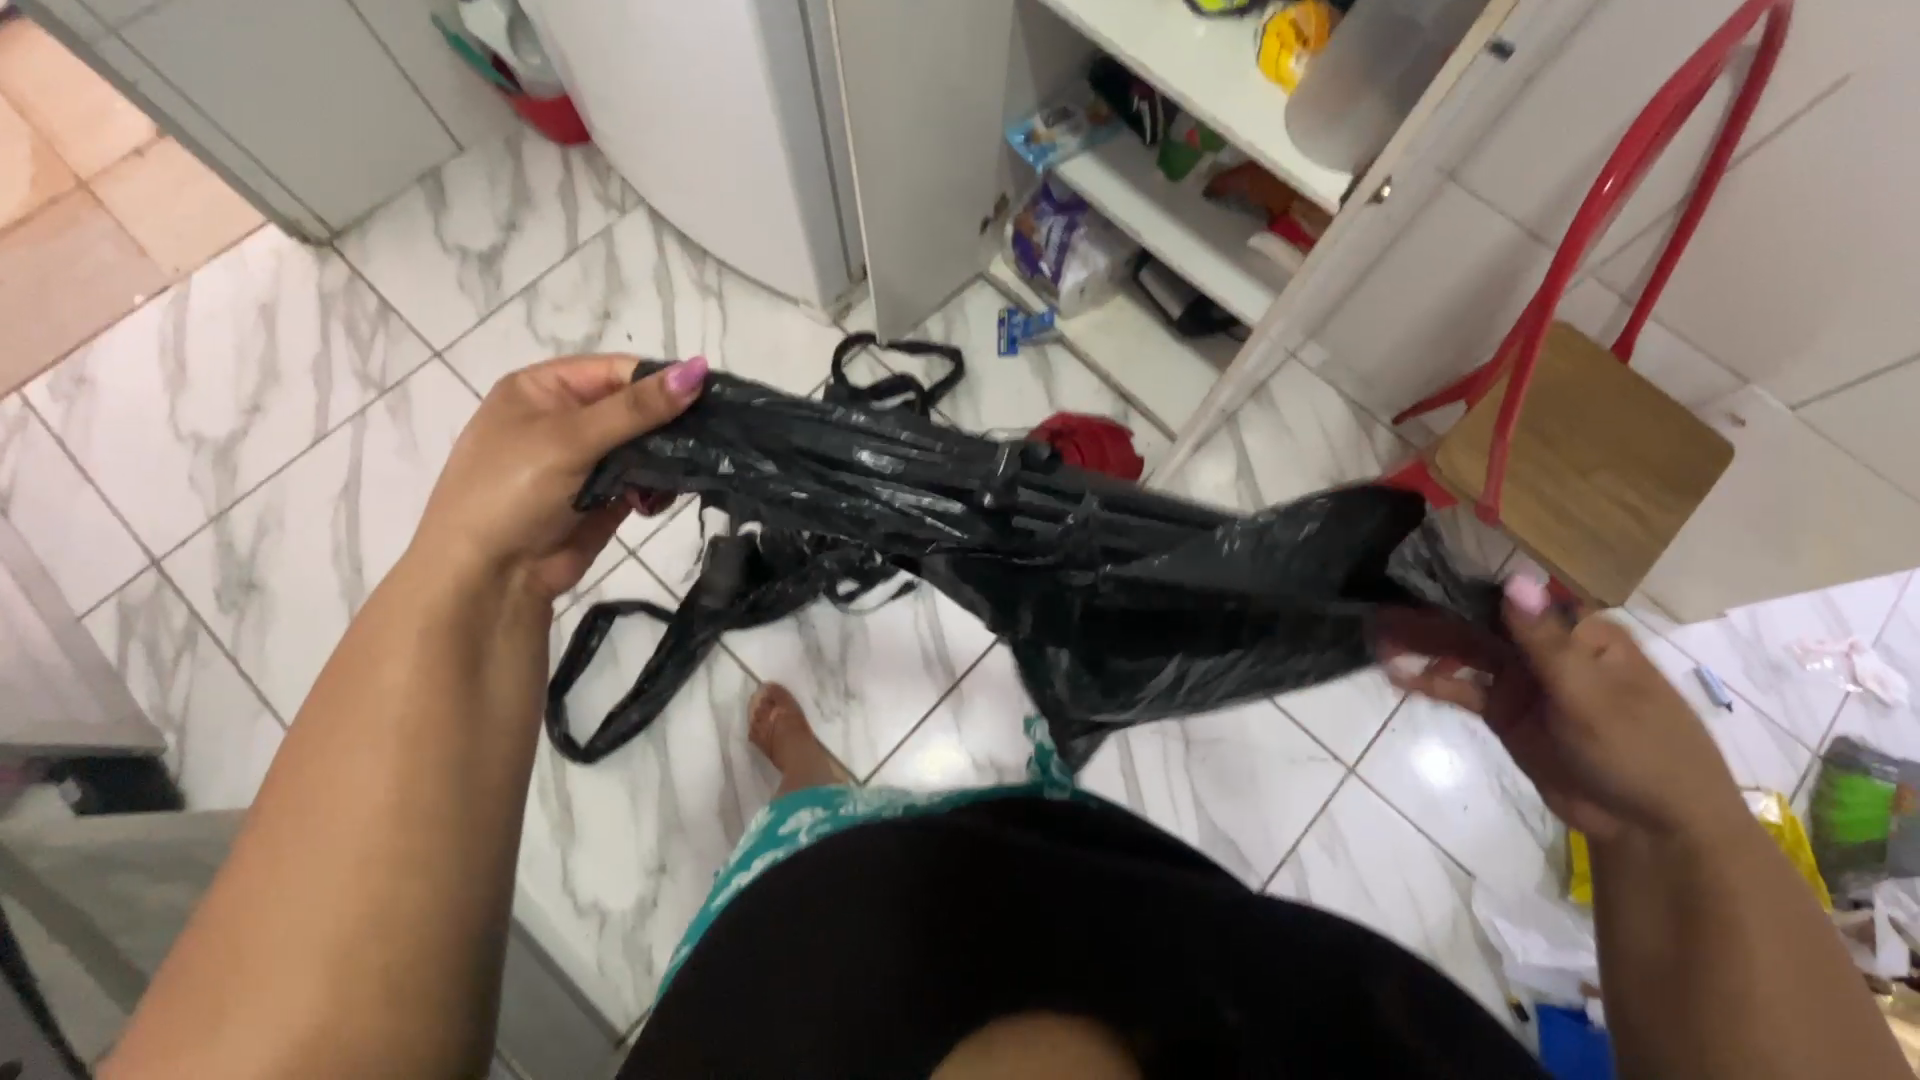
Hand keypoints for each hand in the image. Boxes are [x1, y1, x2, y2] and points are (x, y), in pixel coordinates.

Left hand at [412, 354, 707, 602]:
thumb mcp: (570, 439)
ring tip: (688, 472)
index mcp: (544, 389)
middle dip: (670, 425)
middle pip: (635, 408)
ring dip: (666, 460)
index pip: (618, 371)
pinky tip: (656, 502)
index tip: (712, 397)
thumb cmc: (511, 491)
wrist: (487, 577)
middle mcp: (565, 419)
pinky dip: (655, 489)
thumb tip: (699, 368)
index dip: (663, 381)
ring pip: (644, 447)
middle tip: (714, 438)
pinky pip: (642, 482)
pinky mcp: (602, 498)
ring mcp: (584, 461)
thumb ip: (637, 408)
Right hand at [1374, 576, 1747, 843]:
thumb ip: (1545, 640)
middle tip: (1380, 609)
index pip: (1515, 597)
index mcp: (1580, 633)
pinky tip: (1397, 676)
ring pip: (1465, 654)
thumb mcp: (1592, 695)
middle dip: (1432, 616)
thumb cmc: (1640, 752)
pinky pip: (1462, 691)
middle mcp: (1547, 649)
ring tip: (1378, 639)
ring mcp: (1524, 682)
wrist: (1650, 828)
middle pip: (1480, 623)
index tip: (1418, 569)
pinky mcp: (1505, 713)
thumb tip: (1515, 578)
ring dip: (1423, 646)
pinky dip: (1431, 682)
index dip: (1467, 582)